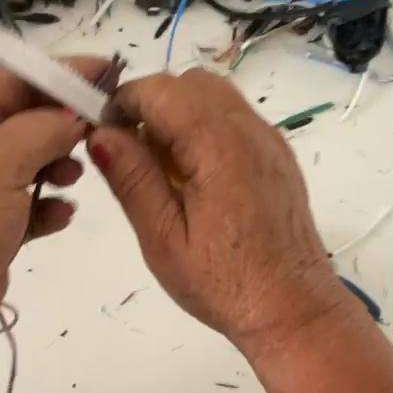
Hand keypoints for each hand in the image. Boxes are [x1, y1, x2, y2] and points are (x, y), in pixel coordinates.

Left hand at [0, 60, 108, 338]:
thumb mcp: (0, 160)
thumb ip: (43, 128)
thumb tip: (74, 116)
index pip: (11, 81)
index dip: (56, 74)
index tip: (102, 74)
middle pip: (24, 123)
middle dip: (60, 125)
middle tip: (97, 133)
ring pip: (30, 166)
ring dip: (58, 167)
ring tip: (74, 178)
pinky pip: (29, 209)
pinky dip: (49, 208)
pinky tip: (63, 214)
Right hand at [86, 69, 351, 354]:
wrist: (291, 308)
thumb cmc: (223, 284)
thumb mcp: (164, 240)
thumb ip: (132, 180)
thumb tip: (100, 134)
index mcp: (219, 146)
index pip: (161, 90)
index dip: (124, 102)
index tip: (103, 135)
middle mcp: (249, 130)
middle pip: (190, 84)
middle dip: (152, 106)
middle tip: (130, 157)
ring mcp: (268, 141)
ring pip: (214, 98)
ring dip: (178, 117)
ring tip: (160, 171)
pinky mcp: (276, 158)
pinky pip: (233, 121)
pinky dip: (203, 132)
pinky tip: (192, 181)